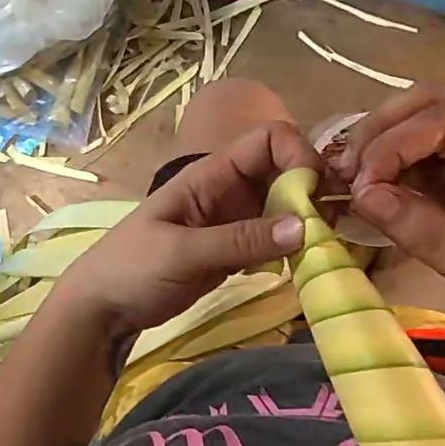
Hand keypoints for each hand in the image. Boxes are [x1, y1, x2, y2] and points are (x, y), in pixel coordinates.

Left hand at [50, 122, 322, 335]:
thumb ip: (240, 240)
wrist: (104, 305)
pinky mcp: (235, 249)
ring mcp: (233, 220)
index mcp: (211, 175)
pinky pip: (274, 237)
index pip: (268, 140)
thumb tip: (305, 226)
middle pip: (285, 171)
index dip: (299, 155)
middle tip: (339, 226)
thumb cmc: (132, 268)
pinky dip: (294, 246)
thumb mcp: (182, 252)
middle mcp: (228, 190)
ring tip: (331, 248)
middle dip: (315, 190)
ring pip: (285, 206)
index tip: (317, 194)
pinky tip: (308, 265)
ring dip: (309, 221)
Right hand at [334, 86, 444, 408]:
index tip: (358, 185)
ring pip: (443, 110)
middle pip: (444, 100)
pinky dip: (408, 151)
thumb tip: (361, 195)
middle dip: (385, 128)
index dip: (393, 144)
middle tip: (347, 168)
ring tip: (360, 169)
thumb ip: (422, 231)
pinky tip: (385, 175)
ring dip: (394, 133)